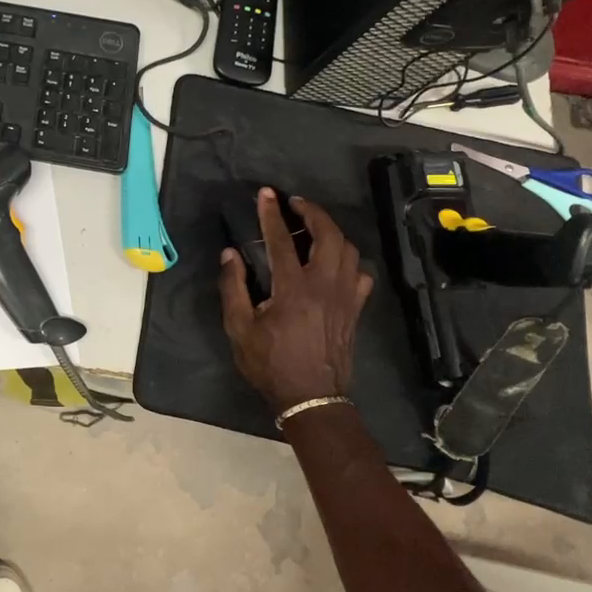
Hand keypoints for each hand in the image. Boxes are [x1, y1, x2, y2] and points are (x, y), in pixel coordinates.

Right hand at [219, 189, 373, 412]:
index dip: (271, 214)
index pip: (282, 240)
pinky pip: (361, 274)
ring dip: (332, 232)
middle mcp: (325, 286)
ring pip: (350, 251)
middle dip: (313, 213)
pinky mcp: (356, 309)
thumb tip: (230, 254)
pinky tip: (335, 263)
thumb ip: (233, 287)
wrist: (310, 397)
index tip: (266, 194)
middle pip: (329, 236)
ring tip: (313, 227)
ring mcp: (346, 297)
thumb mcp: (239, 328)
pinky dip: (349, 261)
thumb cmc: (269, 363)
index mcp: (294, 289)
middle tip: (295, 204)